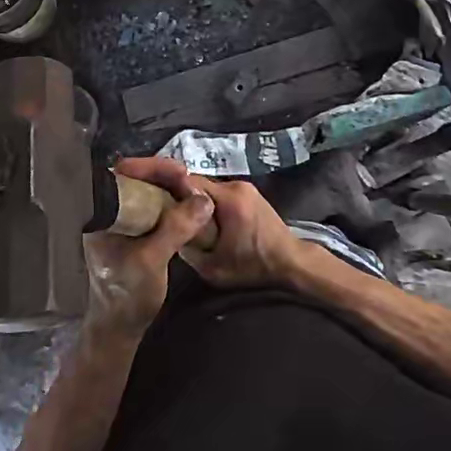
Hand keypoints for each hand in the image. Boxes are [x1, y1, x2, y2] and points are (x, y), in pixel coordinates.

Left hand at [81, 157, 215, 339]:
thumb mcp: (152, 261)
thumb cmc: (128, 295)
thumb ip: (175, 228)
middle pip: (137, 179)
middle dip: (165, 175)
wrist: (121, 327)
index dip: (151, 168)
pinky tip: (189, 205)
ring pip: (148, 192)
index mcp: (101, 215)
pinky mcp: (135, 231)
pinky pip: (154, 207)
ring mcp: (122, 222)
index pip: (123, 175)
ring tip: (193, 190)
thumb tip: (204, 200)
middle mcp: (109, 212)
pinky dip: (172, 203)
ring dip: (171, 188)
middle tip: (190, 178)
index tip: (179, 171)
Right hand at [181, 171, 308, 290]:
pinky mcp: (251, 193)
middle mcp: (237, 185)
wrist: (289, 261)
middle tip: (175, 219)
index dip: (172, 193)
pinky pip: (223, 193)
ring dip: (200, 203)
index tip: (161, 207)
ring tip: (191, 223)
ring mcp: (246, 187)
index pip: (190, 182)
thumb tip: (173, 233)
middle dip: (186, 200)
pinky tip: (210, 222)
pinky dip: (214, 205)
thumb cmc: (252, 266)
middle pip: (200, 185)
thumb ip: (189, 249)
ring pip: (211, 189)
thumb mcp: (213, 268)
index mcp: (230, 198)